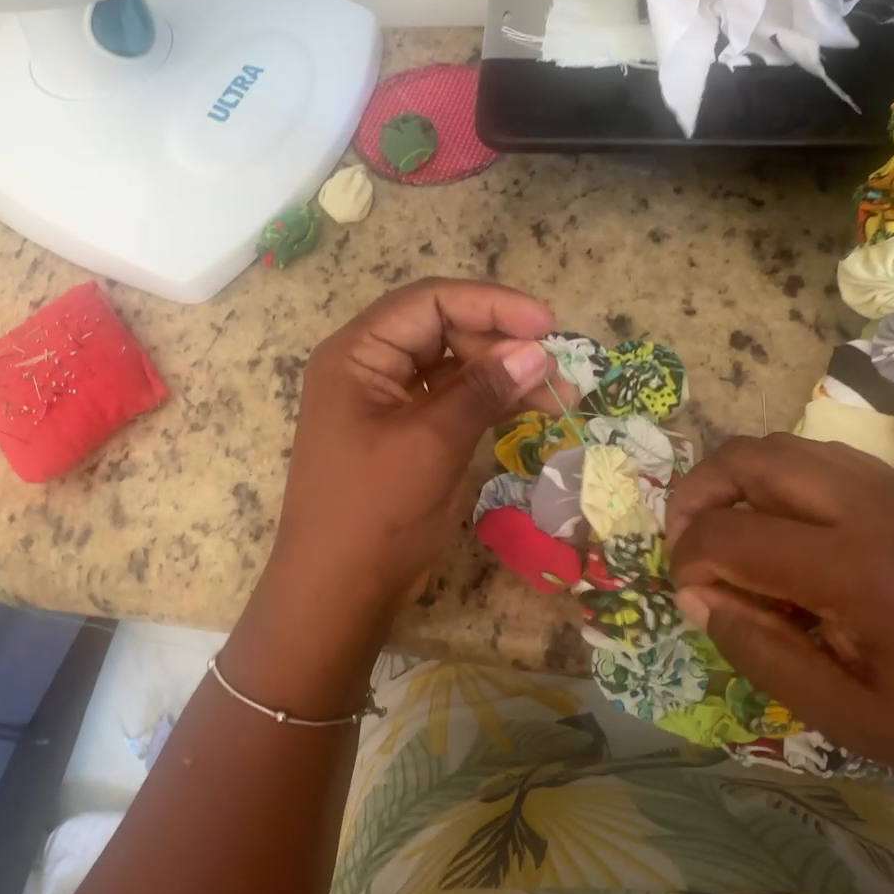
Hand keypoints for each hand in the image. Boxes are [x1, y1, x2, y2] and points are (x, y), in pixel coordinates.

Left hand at [268, 278, 556, 612]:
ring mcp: (383, 401)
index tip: (547, 325)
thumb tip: (537, 352)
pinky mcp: (402, 432)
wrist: (337, 591)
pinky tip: (525, 409)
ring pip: (451, 365)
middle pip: (442, 329)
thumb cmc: (374, 512)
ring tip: (557, 394)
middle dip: (501, 343)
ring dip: (501, 373)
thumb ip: (484, 390)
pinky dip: (486, 401)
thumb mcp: (432, 443)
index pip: (429, 302)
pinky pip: (448, 399)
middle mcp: (367, 366)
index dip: (492, 304)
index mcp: (357, 354)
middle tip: (555, 371)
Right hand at [666, 434, 893, 796]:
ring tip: (723, 529)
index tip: (692, 598)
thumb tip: (697, 598)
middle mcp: (871, 509)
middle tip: (684, 541)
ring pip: (784, 446)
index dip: (688, 562)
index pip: (730, 535)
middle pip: (751, 457)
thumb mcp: (846, 717)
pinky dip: (778, 477)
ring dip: (736, 477)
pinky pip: (820, 456)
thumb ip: (759, 653)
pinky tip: (780, 525)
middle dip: (697, 492)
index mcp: (855, 571)